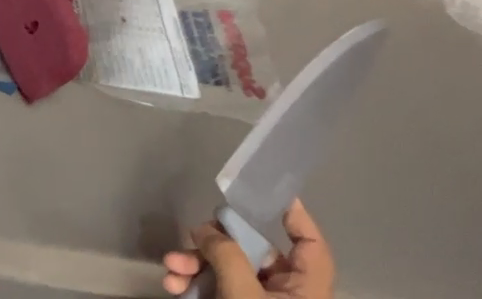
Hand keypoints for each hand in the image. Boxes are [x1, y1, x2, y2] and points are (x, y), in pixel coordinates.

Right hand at [161, 200, 334, 298]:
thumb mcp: (243, 296)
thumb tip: (208, 229)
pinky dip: (192, 284)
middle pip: (253, 252)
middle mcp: (287, 295)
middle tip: (187, 242)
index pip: (311, 246)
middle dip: (212, 244)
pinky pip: (216, 289)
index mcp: (307, 290)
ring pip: (226, 269)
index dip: (296, 218)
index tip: (269, 193)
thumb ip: (226, 254)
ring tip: (170, 272)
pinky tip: (173, 288)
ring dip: (193, 265)